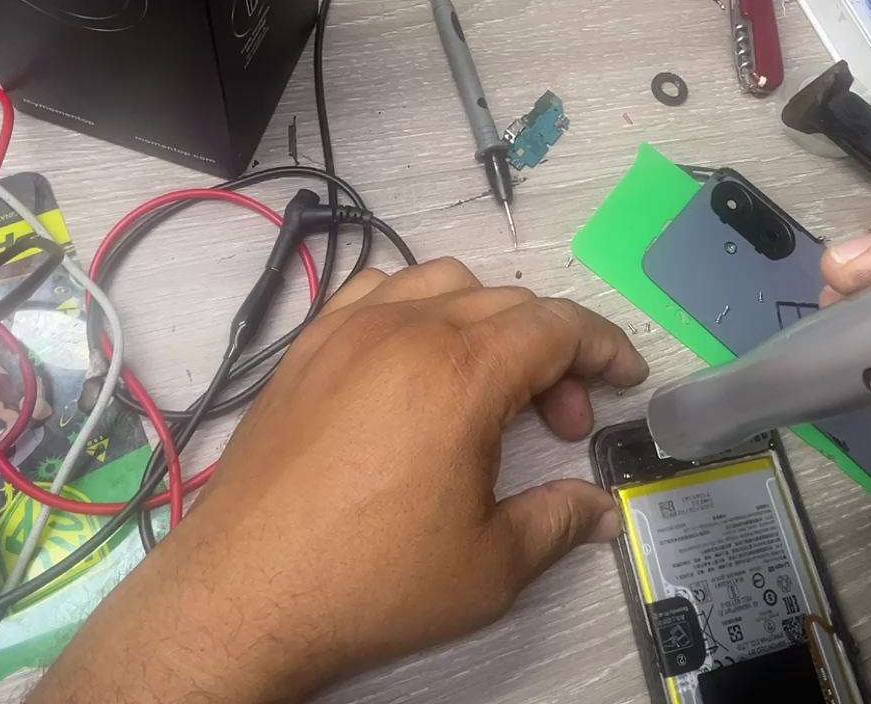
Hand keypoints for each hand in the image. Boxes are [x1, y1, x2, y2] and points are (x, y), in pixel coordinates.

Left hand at [32, 258, 648, 703]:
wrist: (244, 590)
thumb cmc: (373, 580)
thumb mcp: (489, 567)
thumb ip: (559, 520)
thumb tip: (603, 509)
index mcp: (463, 373)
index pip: (557, 326)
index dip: (603, 347)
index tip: (626, 378)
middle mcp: (409, 328)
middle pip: (509, 305)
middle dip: (553, 352)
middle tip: (559, 422)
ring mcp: (352, 326)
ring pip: (446, 281)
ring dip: (489, 318)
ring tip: (488, 379)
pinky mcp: (311, 340)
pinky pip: (378, 287)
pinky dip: (417, 304)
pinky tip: (414, 350)